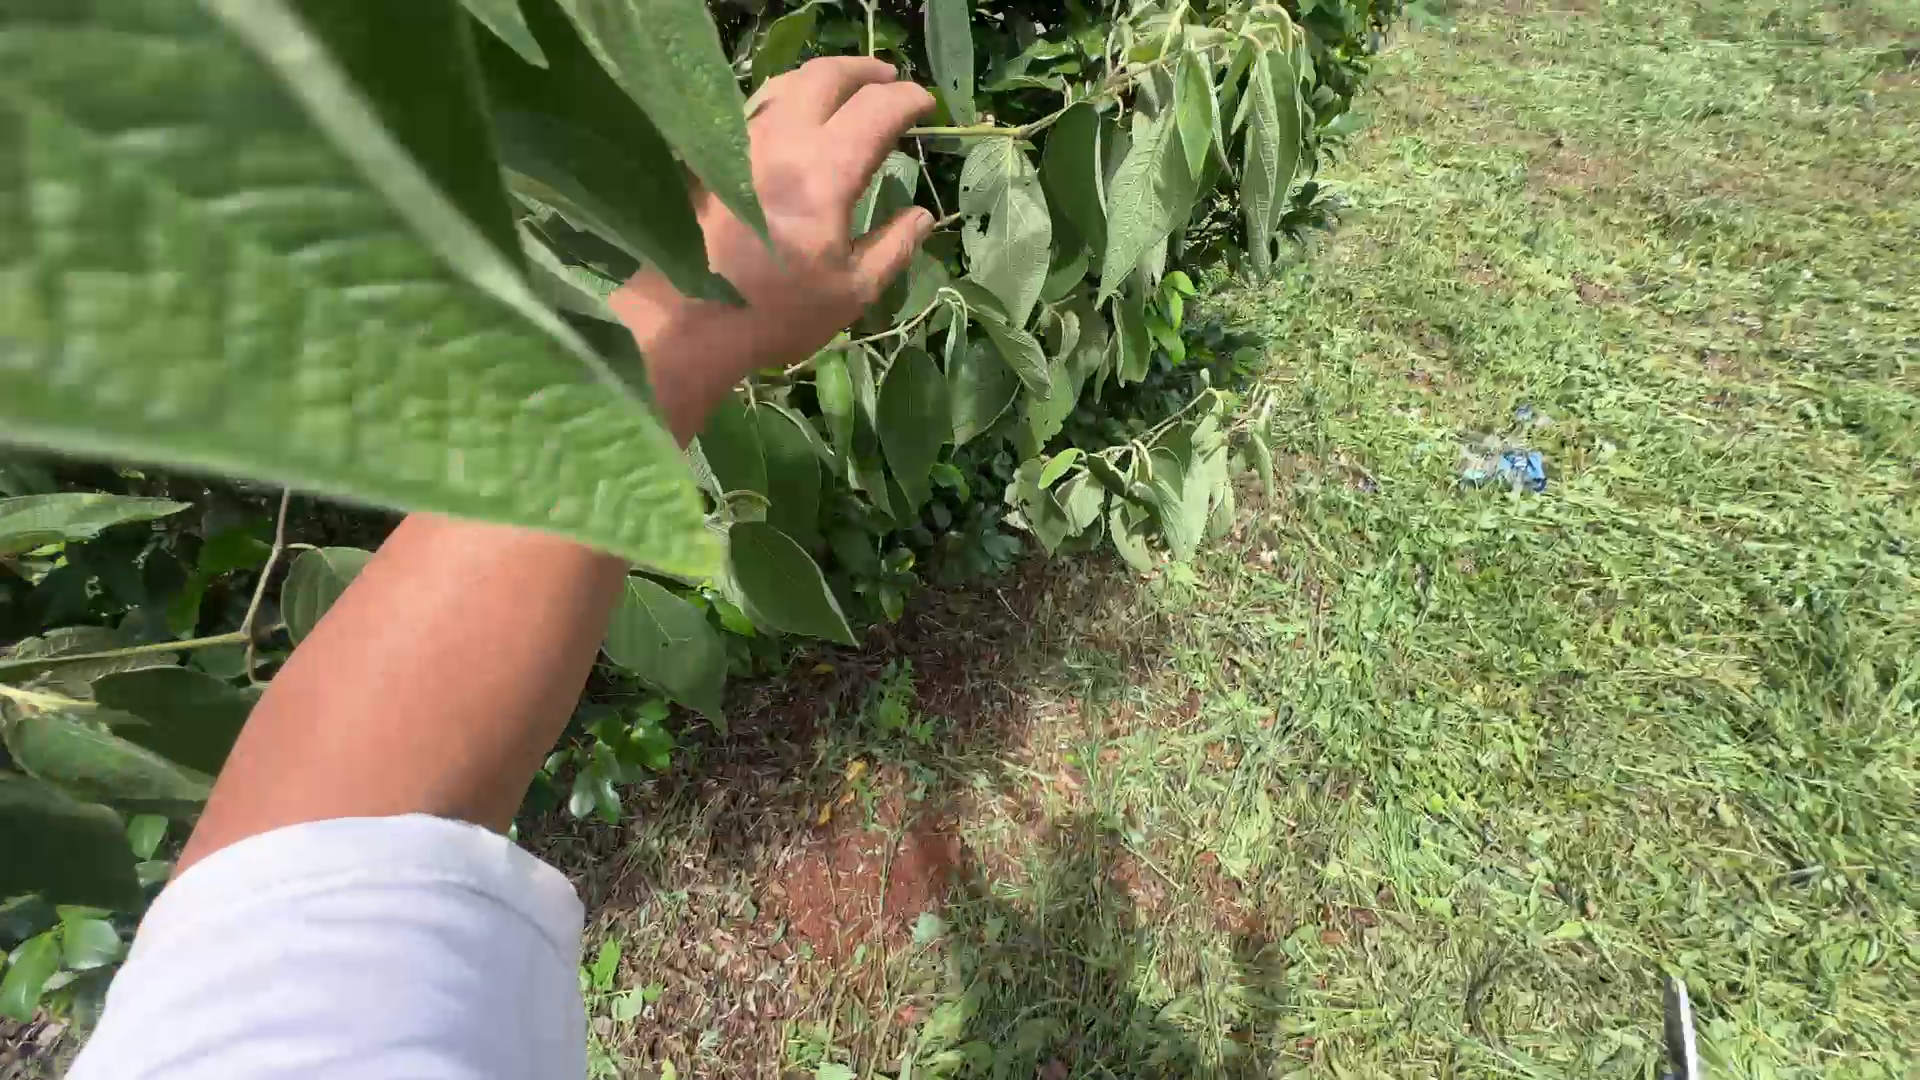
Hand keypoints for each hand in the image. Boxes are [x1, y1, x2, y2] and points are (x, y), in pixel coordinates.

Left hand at [612, 57, 935, 441]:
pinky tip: (796, 118)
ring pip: (787, 82)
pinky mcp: (712, 154)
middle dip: (866, 72)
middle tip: (890, 80)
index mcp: (824, 173)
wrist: (691, 321)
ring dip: (825, 77)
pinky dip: (788, 96)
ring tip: (846, 90)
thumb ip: (894, 248)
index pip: (875, 111)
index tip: (927, 105)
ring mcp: (741, 141)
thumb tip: (922, 216)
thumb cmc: (780, 313)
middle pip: (827, 76)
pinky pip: (756, 104)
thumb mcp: (853, 291)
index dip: (907, 101)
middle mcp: (781, 139)